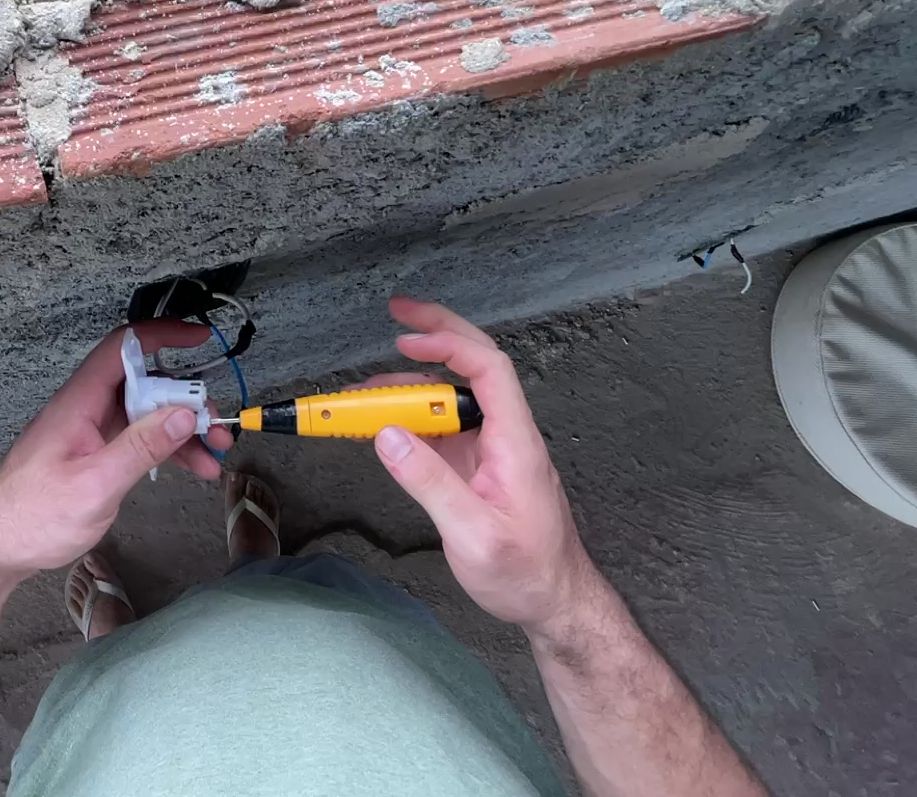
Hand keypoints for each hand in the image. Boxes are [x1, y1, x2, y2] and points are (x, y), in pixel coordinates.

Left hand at [0, 321, 234, 582]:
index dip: (162, 334)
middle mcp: (86, 408)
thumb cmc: (32, 517)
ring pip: (145, 414)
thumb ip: (141, 446)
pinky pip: (137, 439)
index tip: (199, 336)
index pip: (123, 347)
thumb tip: (184, 413)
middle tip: (217, 426)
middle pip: (144, 384)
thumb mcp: (95, 484)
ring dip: (181, 430)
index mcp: (79, 401)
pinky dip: (165, 449)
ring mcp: (90, 432)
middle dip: (186, 400)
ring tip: (213, 455)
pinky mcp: (94, 454)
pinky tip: (190, 467)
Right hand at [366, 297, 604, 635]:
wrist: (554, 604)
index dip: (449, 344)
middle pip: (474, 363)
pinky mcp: (473, 464)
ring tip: (362, 392)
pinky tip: (380, 423)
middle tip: (397, 313)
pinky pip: (439, 425)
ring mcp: (487, 447)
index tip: (406, 339)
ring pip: (449, 396)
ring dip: (408, 384)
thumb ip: (429, 483)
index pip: (489, 369)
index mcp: (514, 441)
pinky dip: (407, 415)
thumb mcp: (475, 535)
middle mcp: (502, 433)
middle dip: (436, 331)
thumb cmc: (525, 573)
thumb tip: (386, 435)